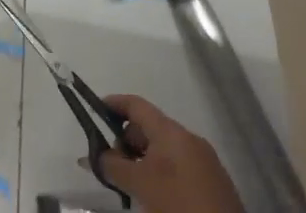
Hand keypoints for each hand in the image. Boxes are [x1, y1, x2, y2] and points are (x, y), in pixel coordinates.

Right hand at [92, 95, 246, 212]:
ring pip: (163, 149)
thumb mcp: (138, 183)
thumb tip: (92, 157)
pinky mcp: (213, 182)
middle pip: (148, 128)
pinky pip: (178, 165)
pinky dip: (160, 171)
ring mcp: (205, 161)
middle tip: (112, 164)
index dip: (113, 104)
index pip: (136, 104)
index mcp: (172, 132)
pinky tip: (153, 192)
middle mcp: (190, 140)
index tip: (94, 112)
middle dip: (126, 142)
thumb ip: (111, 165)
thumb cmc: (178, 202)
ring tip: (131, 183)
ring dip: (142, 160)